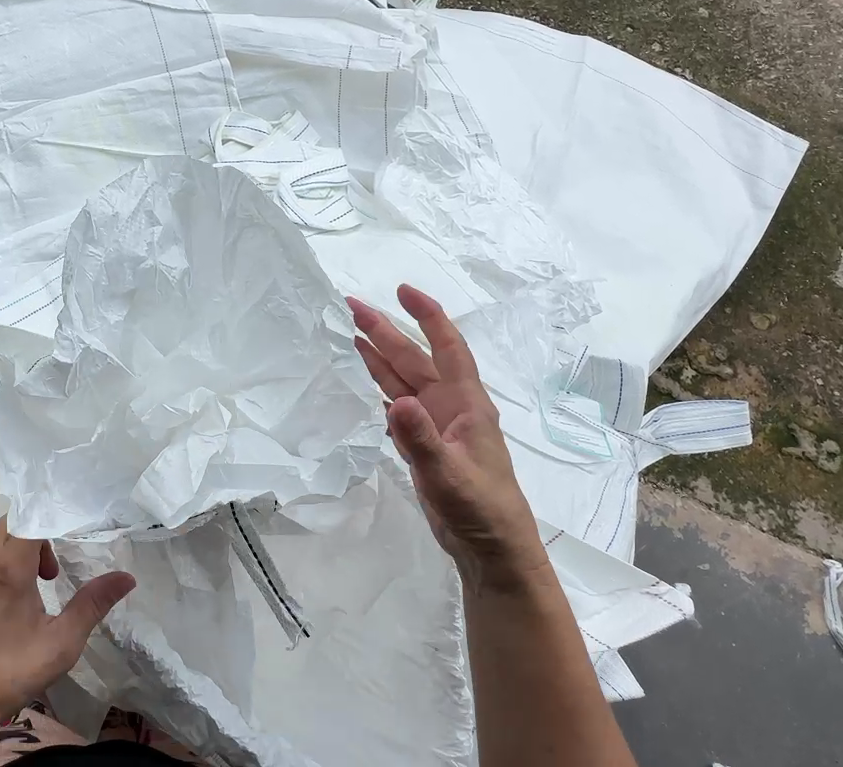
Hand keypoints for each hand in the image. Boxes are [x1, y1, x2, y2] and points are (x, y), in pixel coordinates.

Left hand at [0, 517, 135, 741]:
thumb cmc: (10, 673)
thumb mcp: (61, 643)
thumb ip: (93, 603)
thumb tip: (127, 577)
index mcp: (8, 564)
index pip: (32, 518)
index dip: (50, 532)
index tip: (56, 566)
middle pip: (10, 525)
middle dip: (31, 542)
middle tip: (43, 579)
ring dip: (7, 558)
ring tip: (15, 598)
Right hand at [349, 285, 548, 592]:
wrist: (492, 551)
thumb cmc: (480, 509)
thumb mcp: (449, 475)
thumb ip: (421, 439)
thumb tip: (397, 401)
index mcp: (466, 404)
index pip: (446, 348)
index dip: (427, 317)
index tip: (402, 291)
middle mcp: (451, 406)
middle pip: (414, 359)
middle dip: (385, 331)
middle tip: (351, 307)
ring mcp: (437, 425)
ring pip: (403, 379)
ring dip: (379, 357)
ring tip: (350, 334)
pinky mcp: (425, 444)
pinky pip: (398, 405)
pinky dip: (379, 388)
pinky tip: (363, 380)